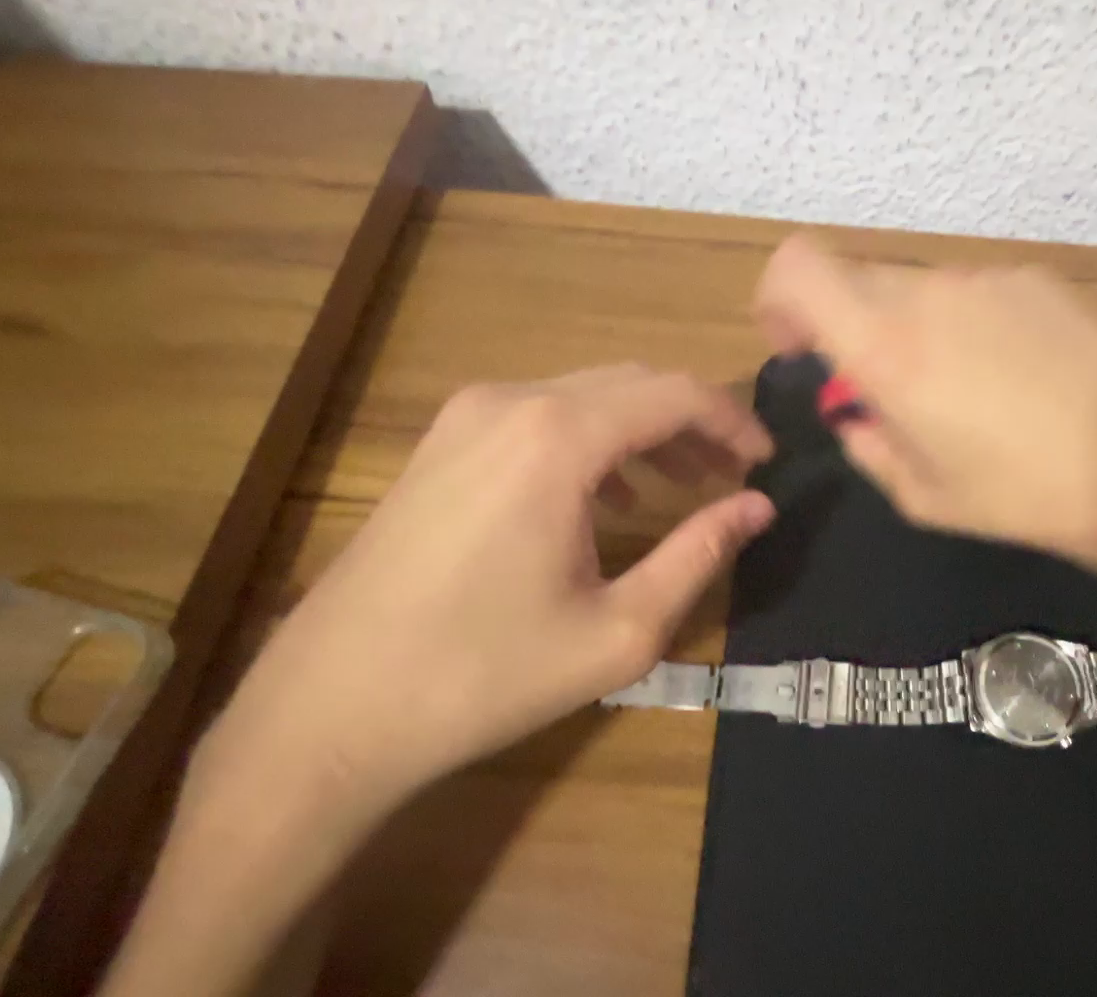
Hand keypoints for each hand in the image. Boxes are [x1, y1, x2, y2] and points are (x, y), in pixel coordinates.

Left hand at [202, 366, 775, 812]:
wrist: (329, 712)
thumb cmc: (485, 676)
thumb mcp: (620, 629)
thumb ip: (699, 554)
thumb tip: (758, 507)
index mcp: (557, 438)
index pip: (675, 394)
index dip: (733, 422)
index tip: (767, 461)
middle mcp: (510, 403)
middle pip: (633, 384)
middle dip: (694, 423)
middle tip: (735, 475)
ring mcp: (464, 419)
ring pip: (586, 396)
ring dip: (646, 431)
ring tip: (687, 485)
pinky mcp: (439, 446)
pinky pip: (540, 418)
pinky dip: (594, 442)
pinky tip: (608, 498)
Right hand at [752, 233, 1096, 608]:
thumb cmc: (1015, 494)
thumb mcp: (919, 496)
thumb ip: (866, 445)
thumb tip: (856, 416)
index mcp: (884, 347)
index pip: (797, 267)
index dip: (780, 298)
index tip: (800, 346)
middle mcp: (929, 294)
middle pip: (857, 281)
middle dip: (852, 329)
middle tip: (890, 390)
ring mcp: (987, 280)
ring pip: (920, 289)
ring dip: (917, 329)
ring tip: (968, 391)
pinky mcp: (1037, 280)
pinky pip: (976, 293)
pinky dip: (970, 324)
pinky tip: (1017, 375)